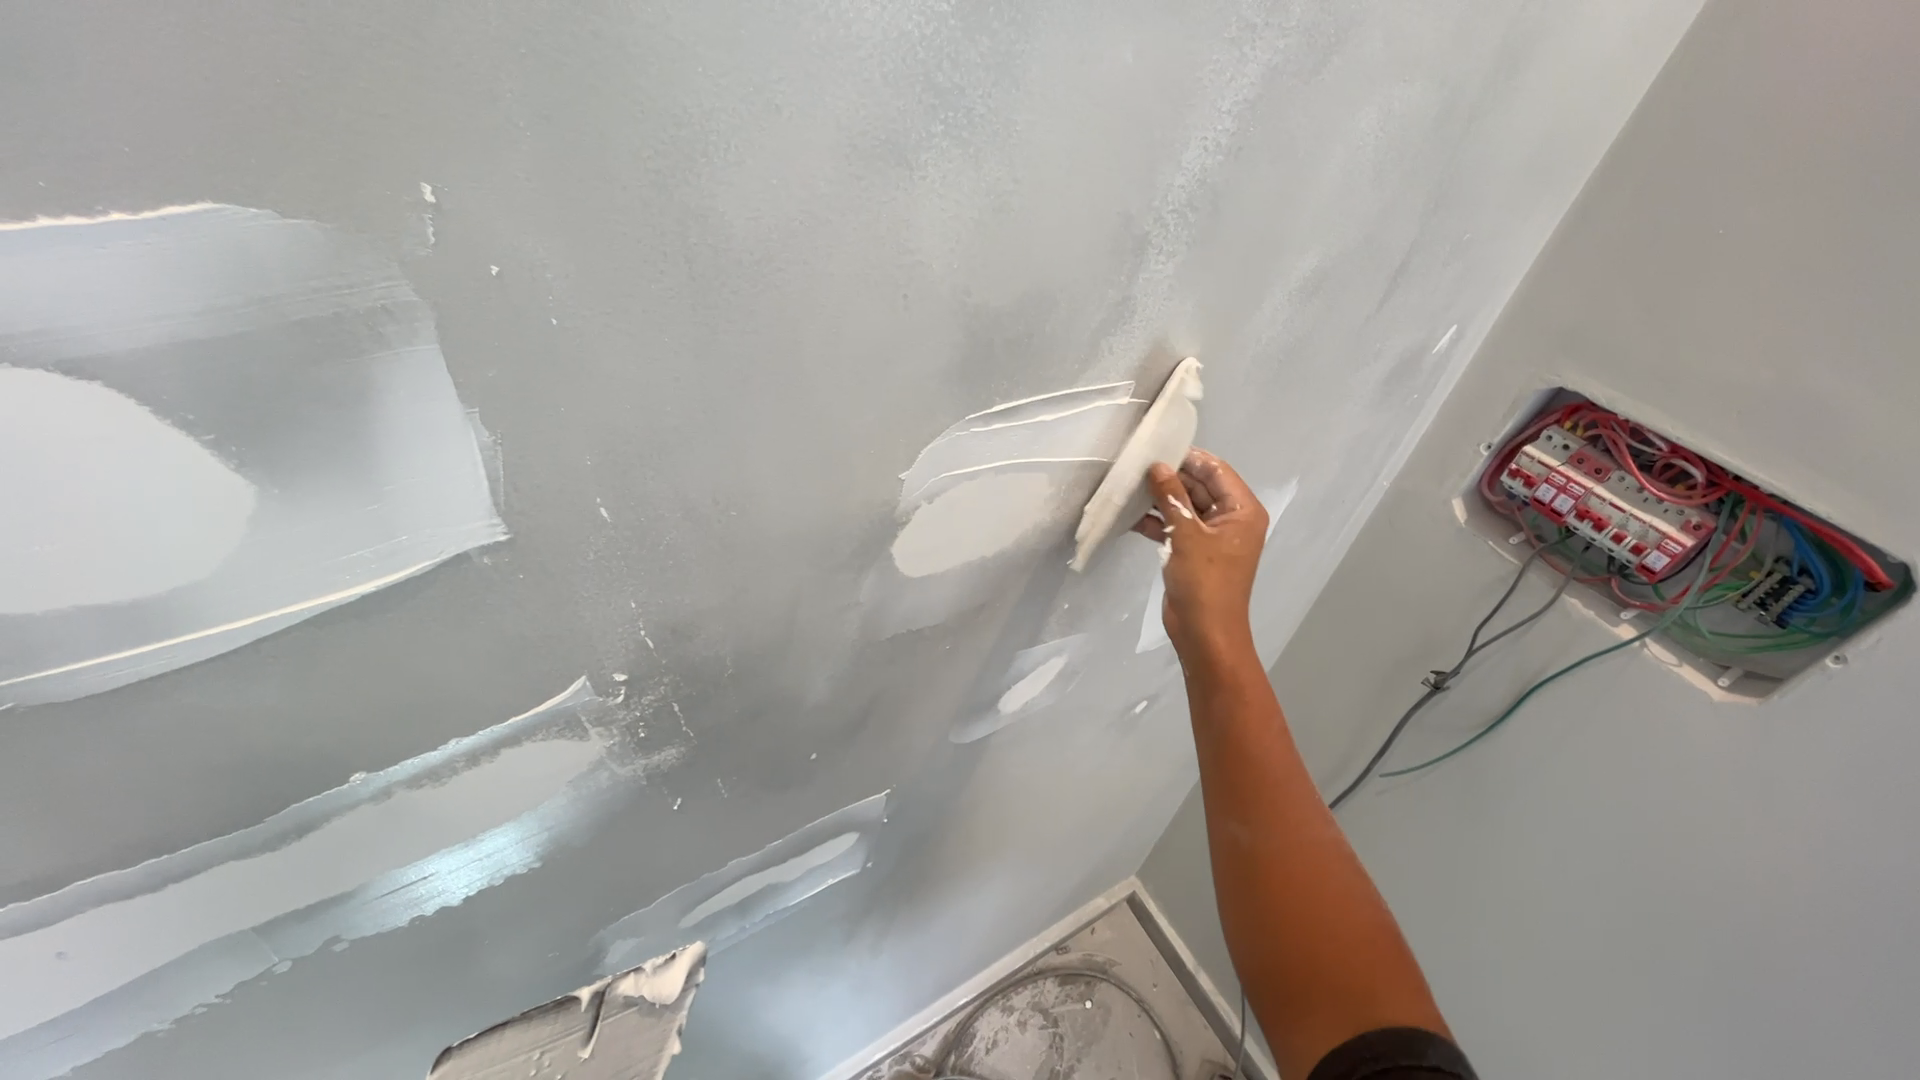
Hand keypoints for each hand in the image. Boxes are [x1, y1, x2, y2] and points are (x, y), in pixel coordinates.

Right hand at [1131, 449, 1268, 656]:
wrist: (1204, 633)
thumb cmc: (1205, 583)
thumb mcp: (1186, 535)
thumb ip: (1171, 497)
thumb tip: (1156, 466)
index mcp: (1242, 510)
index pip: (1216, 470)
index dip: (1189, 457)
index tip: (1157, 447)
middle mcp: (1231, 519)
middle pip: (1200, 486)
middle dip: (1170, 477)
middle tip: (1136, 465)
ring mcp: (1212, 537)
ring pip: (1185, 507)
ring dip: (1160, 499)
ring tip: (1129, 486)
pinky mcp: (1194, 553)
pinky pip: (1176, 527)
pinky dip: (1157, 521)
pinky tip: (1130, 515)